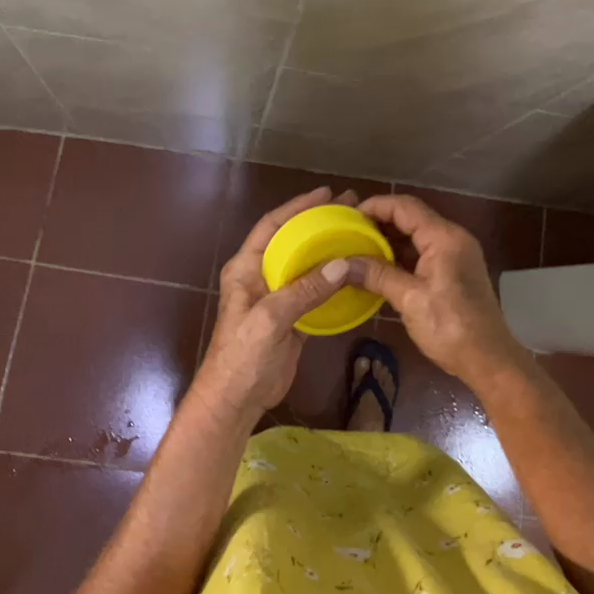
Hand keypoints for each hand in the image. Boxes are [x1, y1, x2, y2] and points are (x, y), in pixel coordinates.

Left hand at [196, 187, 361, 420]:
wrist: (236, 399)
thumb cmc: (242, 355)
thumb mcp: (271, 318)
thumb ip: (304, 290)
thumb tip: (342, 263)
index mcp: (246, 268)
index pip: (272, 227)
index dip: (296, 208)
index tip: (325, 194)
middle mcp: (260, 276)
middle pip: (291, 242)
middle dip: (318, 224)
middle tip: (351, 210)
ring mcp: (276, 298)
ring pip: (305, 266)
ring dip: (328, 251)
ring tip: (357, 235)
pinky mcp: (291, 318)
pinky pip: (315, 292)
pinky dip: (333, 282)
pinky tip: (355, 275)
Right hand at [348, 194, 527, 386]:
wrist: (489, 360)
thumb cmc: (450, 327)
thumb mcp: (410, 299)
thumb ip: (377, 275)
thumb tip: (343, 263)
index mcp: (444, 238)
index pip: (405, 207)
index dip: (375, 206)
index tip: (347, 216)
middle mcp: (453, 239)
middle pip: (411, 218)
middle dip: (379, 222)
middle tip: (348, 232)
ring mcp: (456, 255)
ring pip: (417, 236)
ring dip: (389, 240)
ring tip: (358, 249)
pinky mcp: (455, 272)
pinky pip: (423, 253)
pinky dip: (401, 256)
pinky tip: (379, 268)